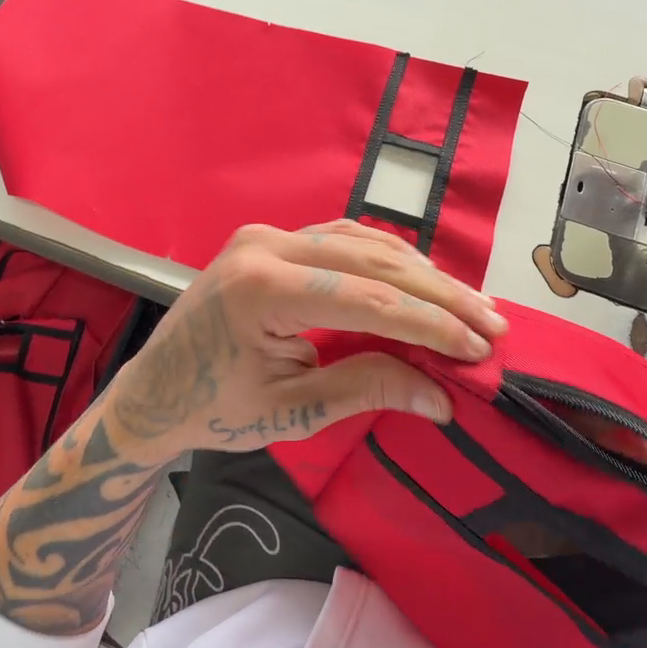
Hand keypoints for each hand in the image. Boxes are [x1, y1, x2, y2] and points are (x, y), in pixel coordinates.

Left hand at [98, 220, 509, 462]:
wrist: (155, 391)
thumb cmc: (213, 409)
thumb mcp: (291, 411)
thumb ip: (366, 389)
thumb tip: (442, 396)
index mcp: (261, 287)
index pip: (366, 298)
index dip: (430, 324)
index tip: (480, 348)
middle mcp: (265, 245)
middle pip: (371, 261)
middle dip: (438, 294)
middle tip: (492, 325)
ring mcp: (266, 235)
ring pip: (360, 243)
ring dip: (418, 273)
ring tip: (470, 305)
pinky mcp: (270, 239)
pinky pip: (340, 239)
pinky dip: (385, 260)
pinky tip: (421, 281)